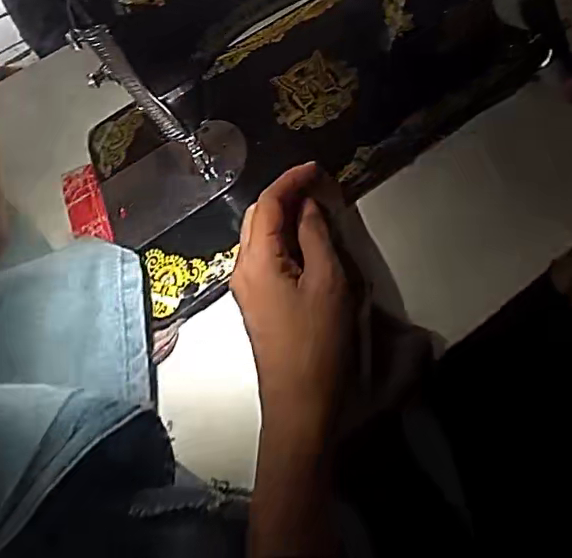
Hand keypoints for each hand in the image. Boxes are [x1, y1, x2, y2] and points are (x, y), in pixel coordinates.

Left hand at [231, 163, 351, 438]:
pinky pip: (266, 253)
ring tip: (317, 202)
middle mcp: (243, 270)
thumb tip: (309, 205)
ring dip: (285, 212)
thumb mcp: (328, 281)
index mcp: (257, 262)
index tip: (316, 166)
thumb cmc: (317, 341)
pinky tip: (307, 236)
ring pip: (260, 234)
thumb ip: (316, 235)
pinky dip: (285, 234)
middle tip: (319, 181)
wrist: (300, 404)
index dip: (291, 180)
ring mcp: (247, 288)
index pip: (268, 204)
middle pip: (258, 216)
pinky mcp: (258, 301)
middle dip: (285, 192)